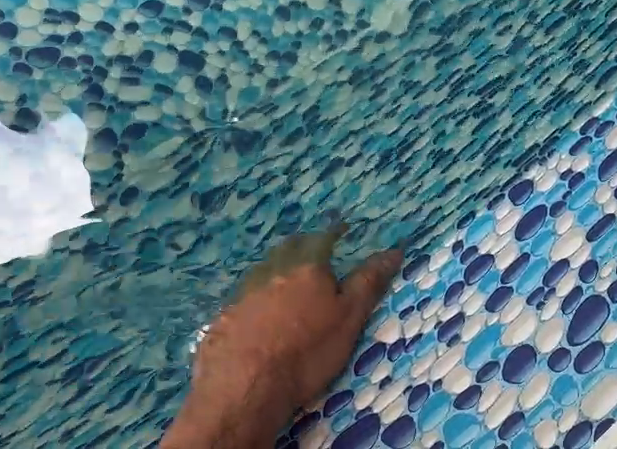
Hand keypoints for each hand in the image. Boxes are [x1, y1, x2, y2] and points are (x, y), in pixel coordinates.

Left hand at [162, 226, 401, 448]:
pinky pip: (241, 298)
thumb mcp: (349, 318)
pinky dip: (254, 297)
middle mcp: (273, 271)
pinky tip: (256, 313)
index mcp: (308, 266)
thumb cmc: (307, 351)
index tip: (342, 227)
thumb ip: (369, 282)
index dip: (334, 231)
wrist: (244, 389)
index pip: (323, 237)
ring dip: (275, 269)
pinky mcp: (222, 319)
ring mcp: (243, 294)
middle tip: (312, 251)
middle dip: (302, 245)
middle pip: (288, 248)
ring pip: (262, 270)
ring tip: (284, 280)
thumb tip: (394, 250)